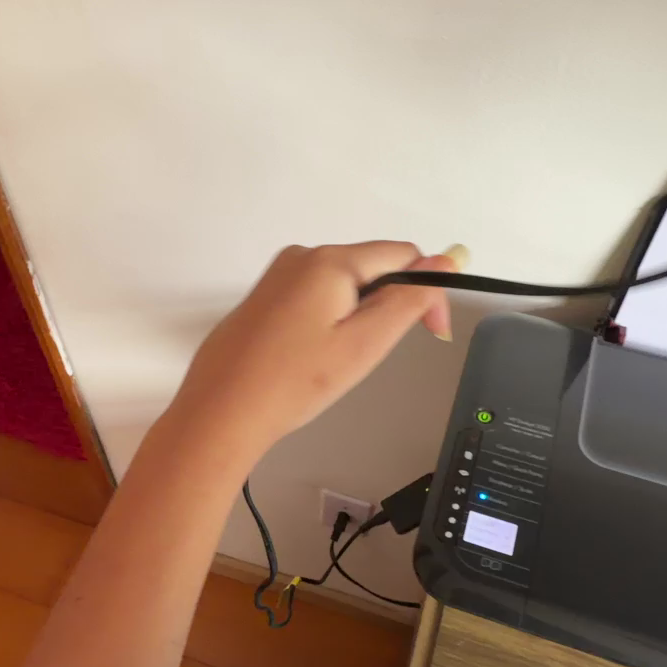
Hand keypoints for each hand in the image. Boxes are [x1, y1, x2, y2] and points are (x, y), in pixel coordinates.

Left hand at [166, 241, 464, 462]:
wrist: (222, 412)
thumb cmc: (292, 383)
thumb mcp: (364, 343)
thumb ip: (409, 299)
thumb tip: (445, 260)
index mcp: (329, 261)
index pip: (404, 254)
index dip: (428, 288)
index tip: (432, 332)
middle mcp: (301, 257)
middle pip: (372, 266)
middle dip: (389, 305)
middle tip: (371, 356)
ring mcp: (277, 276)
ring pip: (343, 284)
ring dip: (358, 315)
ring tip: (336, 361)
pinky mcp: (263, 299)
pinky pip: (314, 297)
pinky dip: (329, 320)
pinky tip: (312, 357)